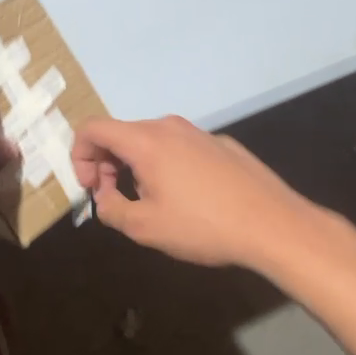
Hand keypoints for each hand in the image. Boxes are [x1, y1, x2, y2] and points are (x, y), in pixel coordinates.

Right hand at [72, 117, 326, 270]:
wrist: (276, 226)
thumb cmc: (204, 226)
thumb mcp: (145, 228)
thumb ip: (111, 209)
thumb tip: (105, 198)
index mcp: (144, 141)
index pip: (92, 128)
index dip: (79, 155)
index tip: (91, 188)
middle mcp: (169, 127)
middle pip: (121, 134)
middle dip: (107, 164)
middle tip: (116, 199)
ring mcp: (199, 133)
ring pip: (151, 142)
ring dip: (137, 167)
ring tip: (153, 203)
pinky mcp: (223, 145)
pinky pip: (180, 149)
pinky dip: (168, 167)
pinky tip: (190, 200)